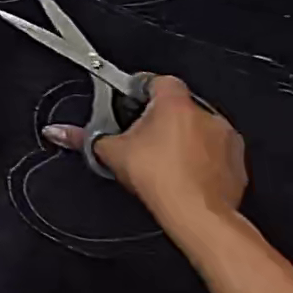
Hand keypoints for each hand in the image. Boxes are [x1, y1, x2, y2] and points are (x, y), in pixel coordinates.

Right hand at [43, 75, 246, 225]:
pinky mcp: (236, 161)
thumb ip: (81, 137)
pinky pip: (214, 151)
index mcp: (173, 104)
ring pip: (197, 128)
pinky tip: (179, 173)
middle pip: (176, 105)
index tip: (128, 98)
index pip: (157, 79)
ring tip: (160, 159)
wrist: (196, 212)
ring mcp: (225, 138)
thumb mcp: (109, 152)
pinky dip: (199, 158)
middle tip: (138, 136)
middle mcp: (205, 115)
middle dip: (157, 118)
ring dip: (180, 138)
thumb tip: (57, 131)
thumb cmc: (160, 179)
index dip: (140, 87)